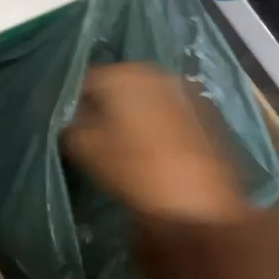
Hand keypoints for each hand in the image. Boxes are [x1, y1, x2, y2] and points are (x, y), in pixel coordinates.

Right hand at [61, 64, 247, 224]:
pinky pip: (171, 111)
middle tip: (95, 132)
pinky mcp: (211, 114)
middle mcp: (157, 73)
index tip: (68, 124)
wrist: (198, 205)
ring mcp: (188, 91)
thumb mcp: (81, 145)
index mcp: (122, 73)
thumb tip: (69, 113)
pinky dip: (160, 123)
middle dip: (105, 104)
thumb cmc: (131, 169)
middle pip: (117, 85)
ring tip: (127, 141)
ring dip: (134, 113)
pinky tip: (155, 148)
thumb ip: (67, 121)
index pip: (82, 80)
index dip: (71, 103)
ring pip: (147, 97)